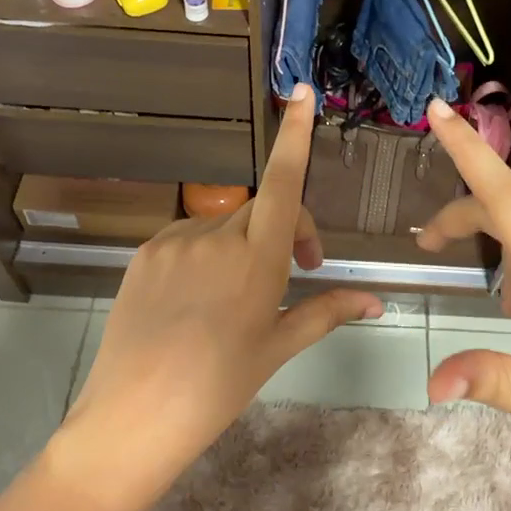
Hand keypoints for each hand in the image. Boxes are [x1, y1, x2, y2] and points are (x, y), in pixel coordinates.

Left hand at [53, 84, 383, 508]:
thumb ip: (327, 311)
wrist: (132, 417)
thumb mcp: (277, 347)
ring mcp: (175, 242)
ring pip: (224, 226)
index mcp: (257, 259)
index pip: (284, 182)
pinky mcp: (144, 252)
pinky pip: (188, 238)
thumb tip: (377, 302)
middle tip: (297, 273)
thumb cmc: (218, 387)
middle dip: (285, 231)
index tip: (302, 93)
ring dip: (242, 245)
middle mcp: (216, 237)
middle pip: (262, 209)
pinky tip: (197, 300)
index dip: (295, 135)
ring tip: (237, 299)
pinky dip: (205, 253)